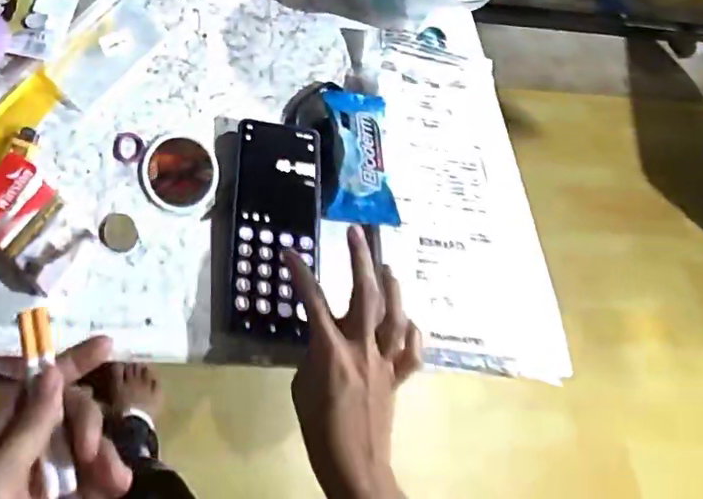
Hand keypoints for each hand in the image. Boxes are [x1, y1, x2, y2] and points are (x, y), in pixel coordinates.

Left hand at [0, 334, 133, 498]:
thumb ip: (27, 427)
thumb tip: (52, 371)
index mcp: (2, 433)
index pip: (39, 383)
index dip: (73, 361)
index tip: (109, 344)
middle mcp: (27, 449)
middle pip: (69, 410)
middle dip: (89, 423)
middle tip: (95, 457)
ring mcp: (47, 481)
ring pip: (86, 445)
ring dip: (105, 456)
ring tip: (118, 484)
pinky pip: (93, 481)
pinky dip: (107, 479)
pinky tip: (116, 489)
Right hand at [284, 225, 422, 498]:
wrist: (355, 469)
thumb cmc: (319, 429)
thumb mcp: (301, 384)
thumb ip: (312, 353)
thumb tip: (321, 339)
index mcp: (332, 350)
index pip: (313, 300)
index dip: (300, 272)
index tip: (290, 251)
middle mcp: (362, 348)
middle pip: (366, 295)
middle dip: (360, 259)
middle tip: (355, 233)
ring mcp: (384, 363)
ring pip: (394, 316)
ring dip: (391, 287)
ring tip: (385, 264)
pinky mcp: (397, 379)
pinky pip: (411, 351)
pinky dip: (412, 332)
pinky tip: (408, 319)